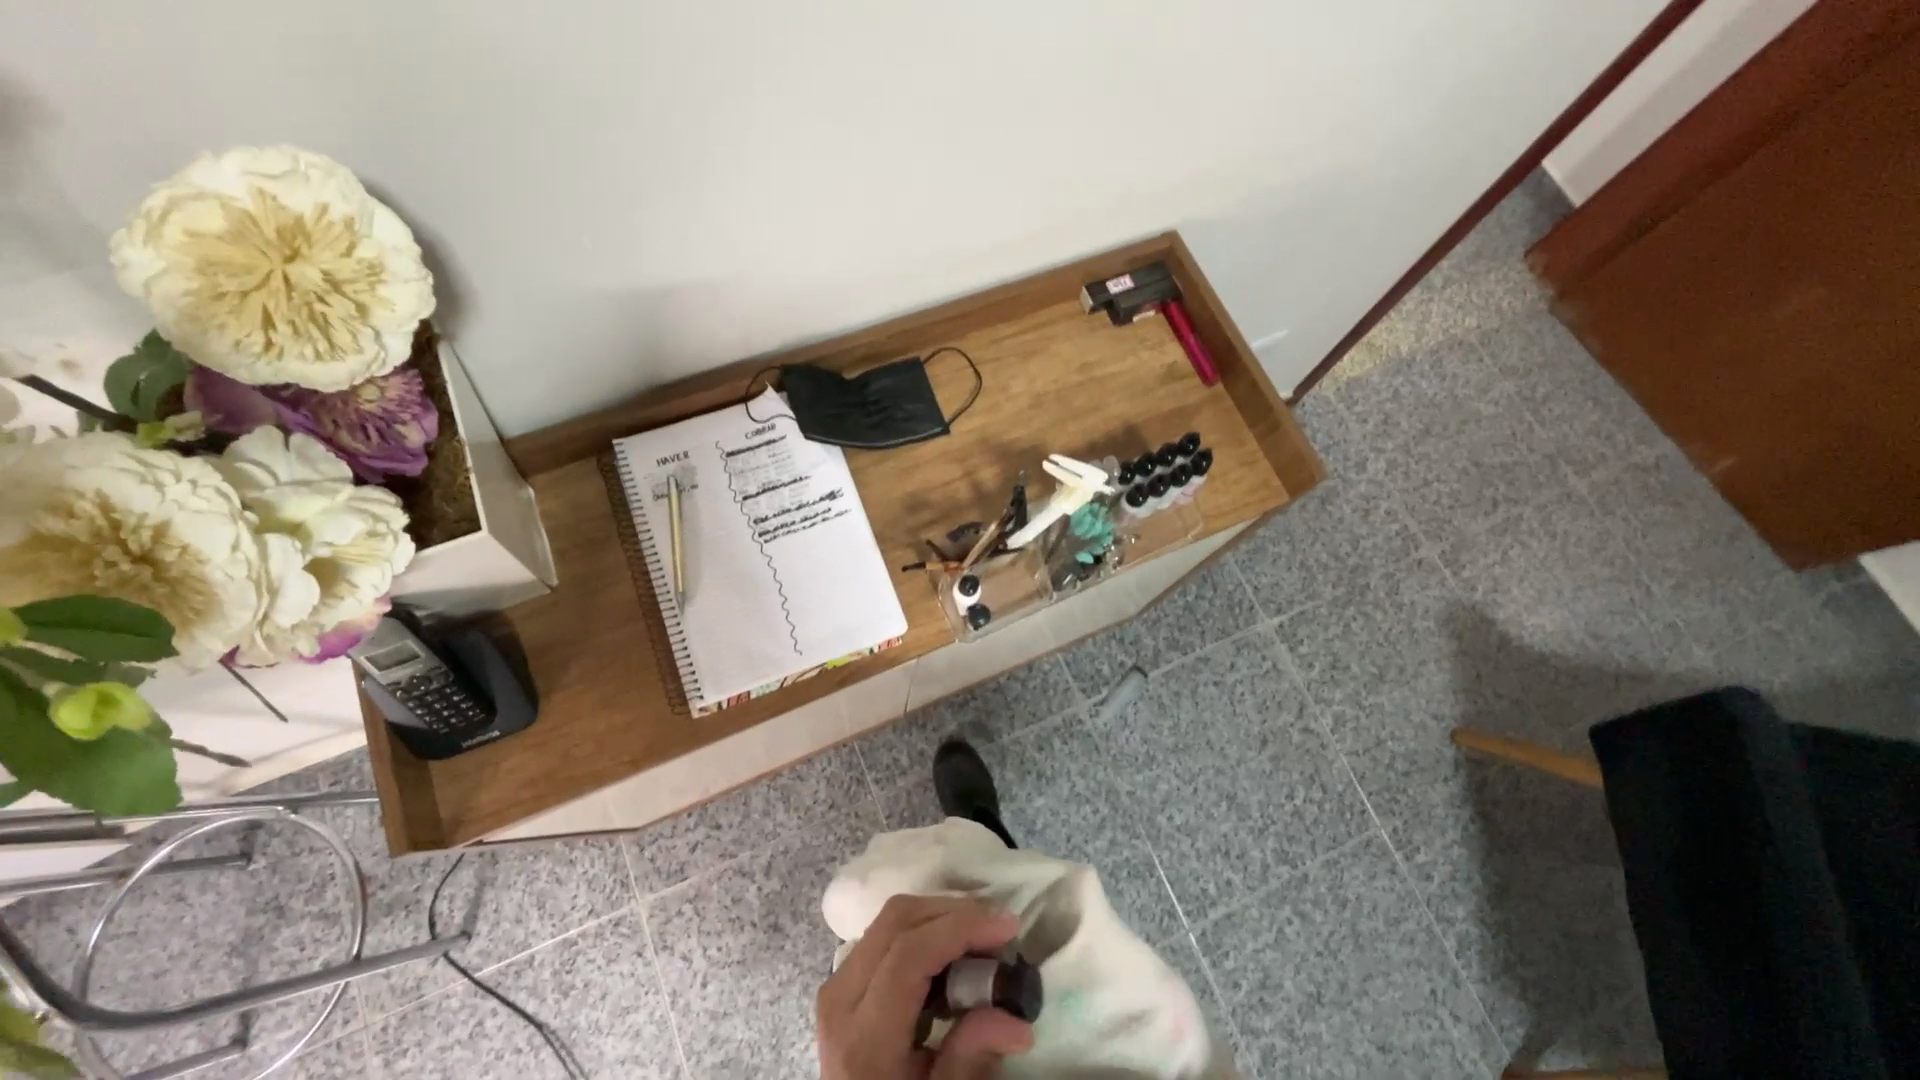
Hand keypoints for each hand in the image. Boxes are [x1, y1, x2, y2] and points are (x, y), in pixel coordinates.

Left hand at [818, 894, 1034, 1079]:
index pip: (908, 953)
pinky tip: (953, 953)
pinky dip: (924, 929)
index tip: (1008, 928)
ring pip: (891, 919)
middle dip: (955, 912)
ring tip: (982, 941)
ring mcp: (836, 982)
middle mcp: (840, 997)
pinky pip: (885, 932)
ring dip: (941, 917)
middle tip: (1000, 931)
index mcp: (863, 1037)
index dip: (961, 928)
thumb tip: (1017, 1023)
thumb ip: (971, 1060)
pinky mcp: (843, 978)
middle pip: (897, 921)